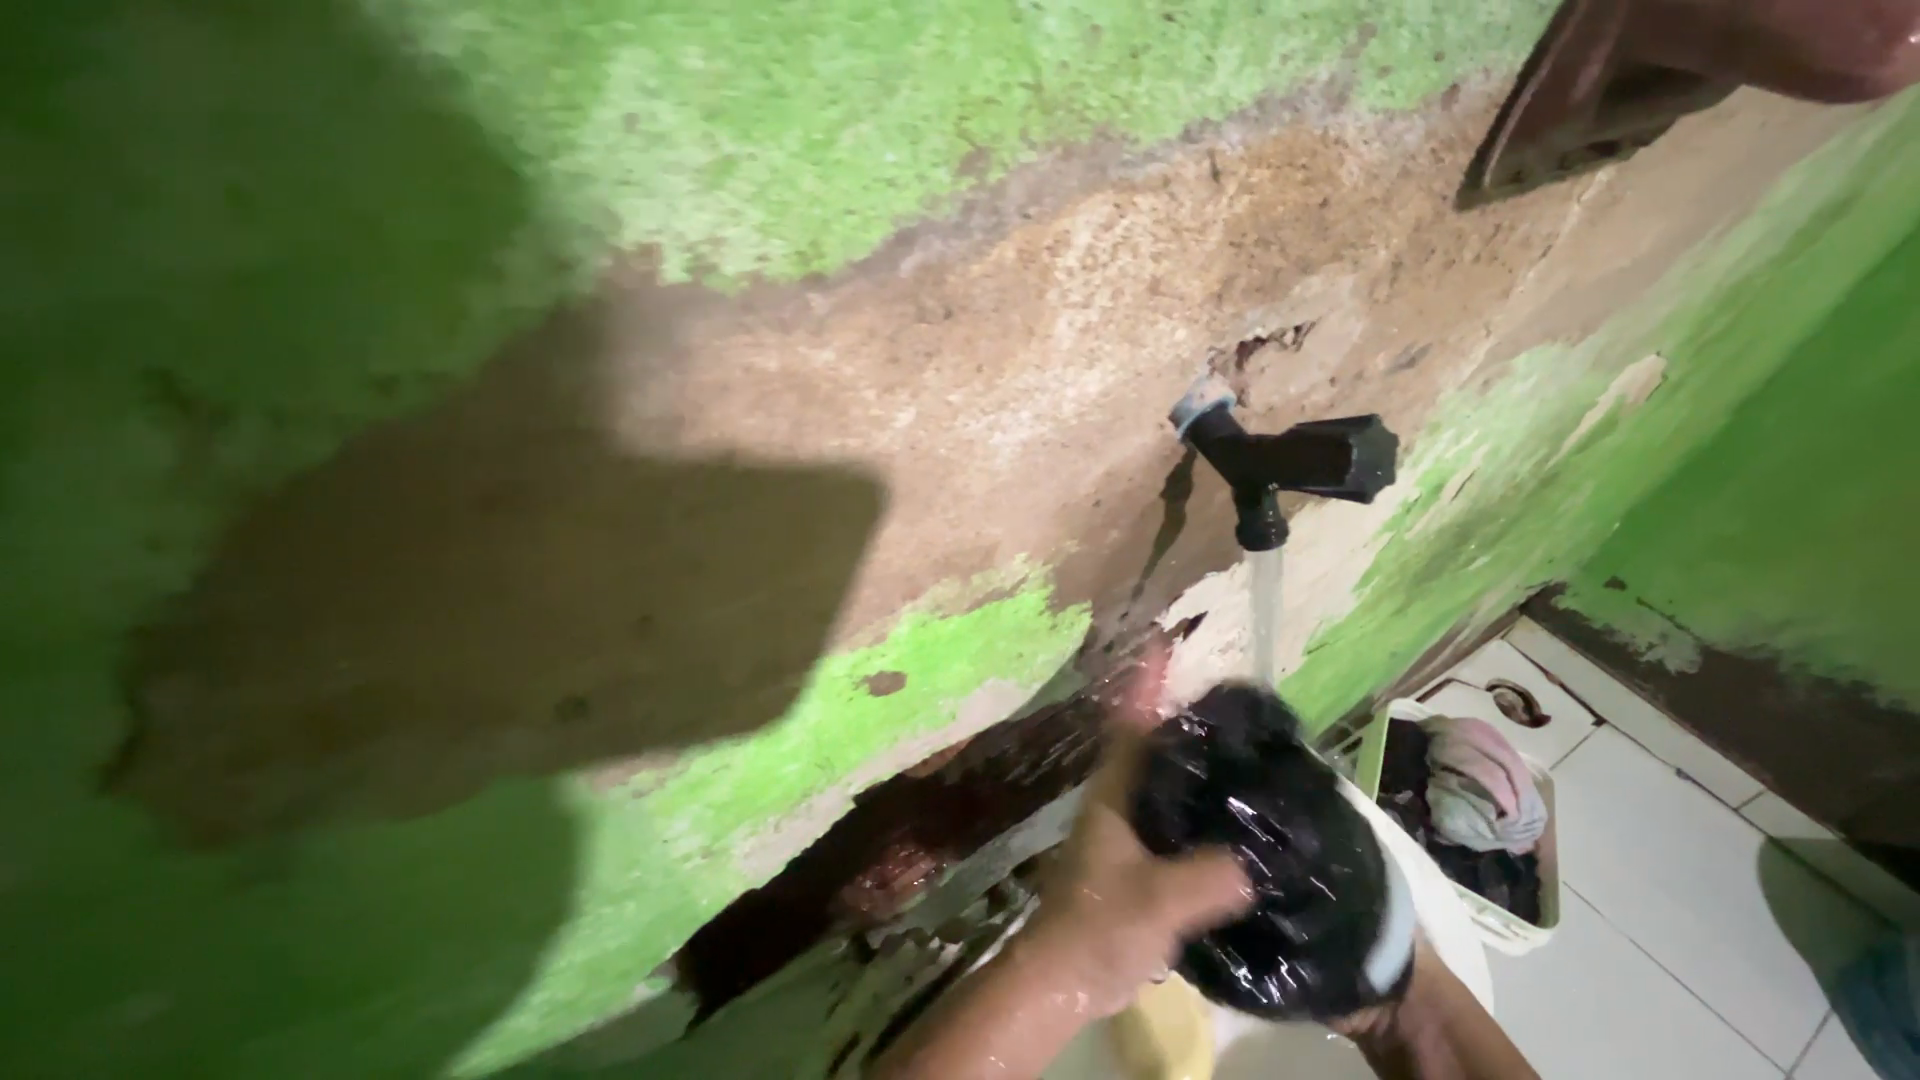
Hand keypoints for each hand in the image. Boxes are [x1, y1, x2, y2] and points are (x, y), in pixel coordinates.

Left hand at [1025, 643, 1255, 1016]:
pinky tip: (1232, 821)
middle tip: (1228, 701)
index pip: (1132, 724)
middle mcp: (1118, 801)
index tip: (1161, 641)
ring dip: (1192, 764)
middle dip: (1180, 716)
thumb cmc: (1098, 926)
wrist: (1064, 976)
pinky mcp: (1137, 862)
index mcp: (1114, 793)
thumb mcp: (1158, 899)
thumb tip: (1263, 856)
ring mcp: (1125, 831)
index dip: (1145, 683)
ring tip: (1241, 752)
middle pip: (1151, 745)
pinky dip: (1198, 809)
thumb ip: (1209, 876)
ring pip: (1164, 783)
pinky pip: (1173, 821)